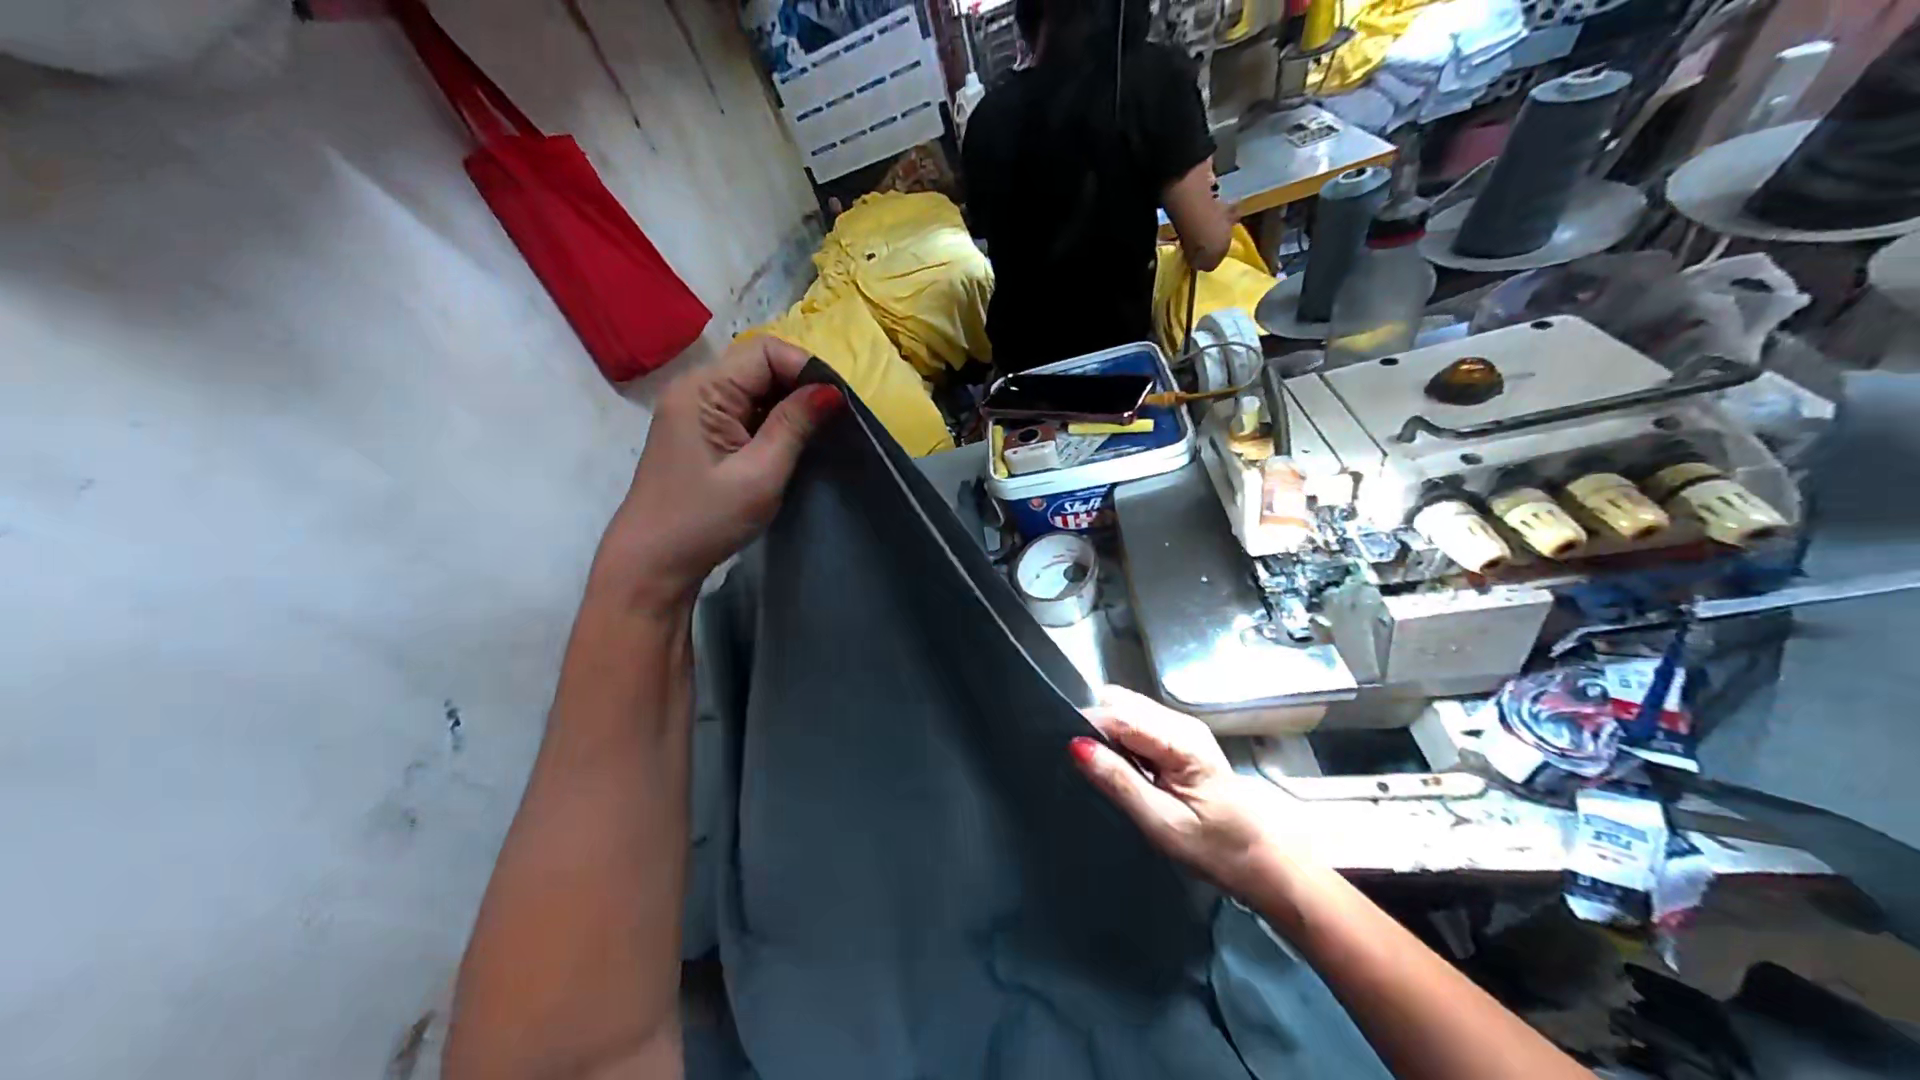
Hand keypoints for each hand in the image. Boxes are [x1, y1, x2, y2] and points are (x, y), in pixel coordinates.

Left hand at [591, 336, 841, 613]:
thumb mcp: (759, 475)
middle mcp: (695, 388)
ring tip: (814, 436)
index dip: (806, 369)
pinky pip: (744, 410)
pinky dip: (771, 421)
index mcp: (703, 390)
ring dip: (788, 406)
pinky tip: (787, 445)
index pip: (766, 351)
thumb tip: (832, 390)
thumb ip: (794, 426)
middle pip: (760, 364)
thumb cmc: (704, 521)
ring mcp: (695, 410)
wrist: (652, 564)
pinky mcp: (701, 432)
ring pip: (755, 388)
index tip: (837, 405)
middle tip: (832, 423)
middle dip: (800, 387)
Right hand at [1069, 685, 1291, 898]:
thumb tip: (1077, 747)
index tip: (1066, 751)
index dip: (1088, 726)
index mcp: (1181, 742)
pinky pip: (1136, 722)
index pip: (1119, 714)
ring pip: (1126, 708)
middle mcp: (1181, 724)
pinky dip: (1120, 738)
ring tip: (1104, 769)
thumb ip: (1119, 783)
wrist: (1263, 859)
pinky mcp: (1178, 737)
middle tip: (1086, 765)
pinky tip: (1122, 768)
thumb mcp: (1163, 824)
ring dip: (1107, 732)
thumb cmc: (1217, 849)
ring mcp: (1181, 727)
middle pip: (1121, 702)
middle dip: (1095, 726)